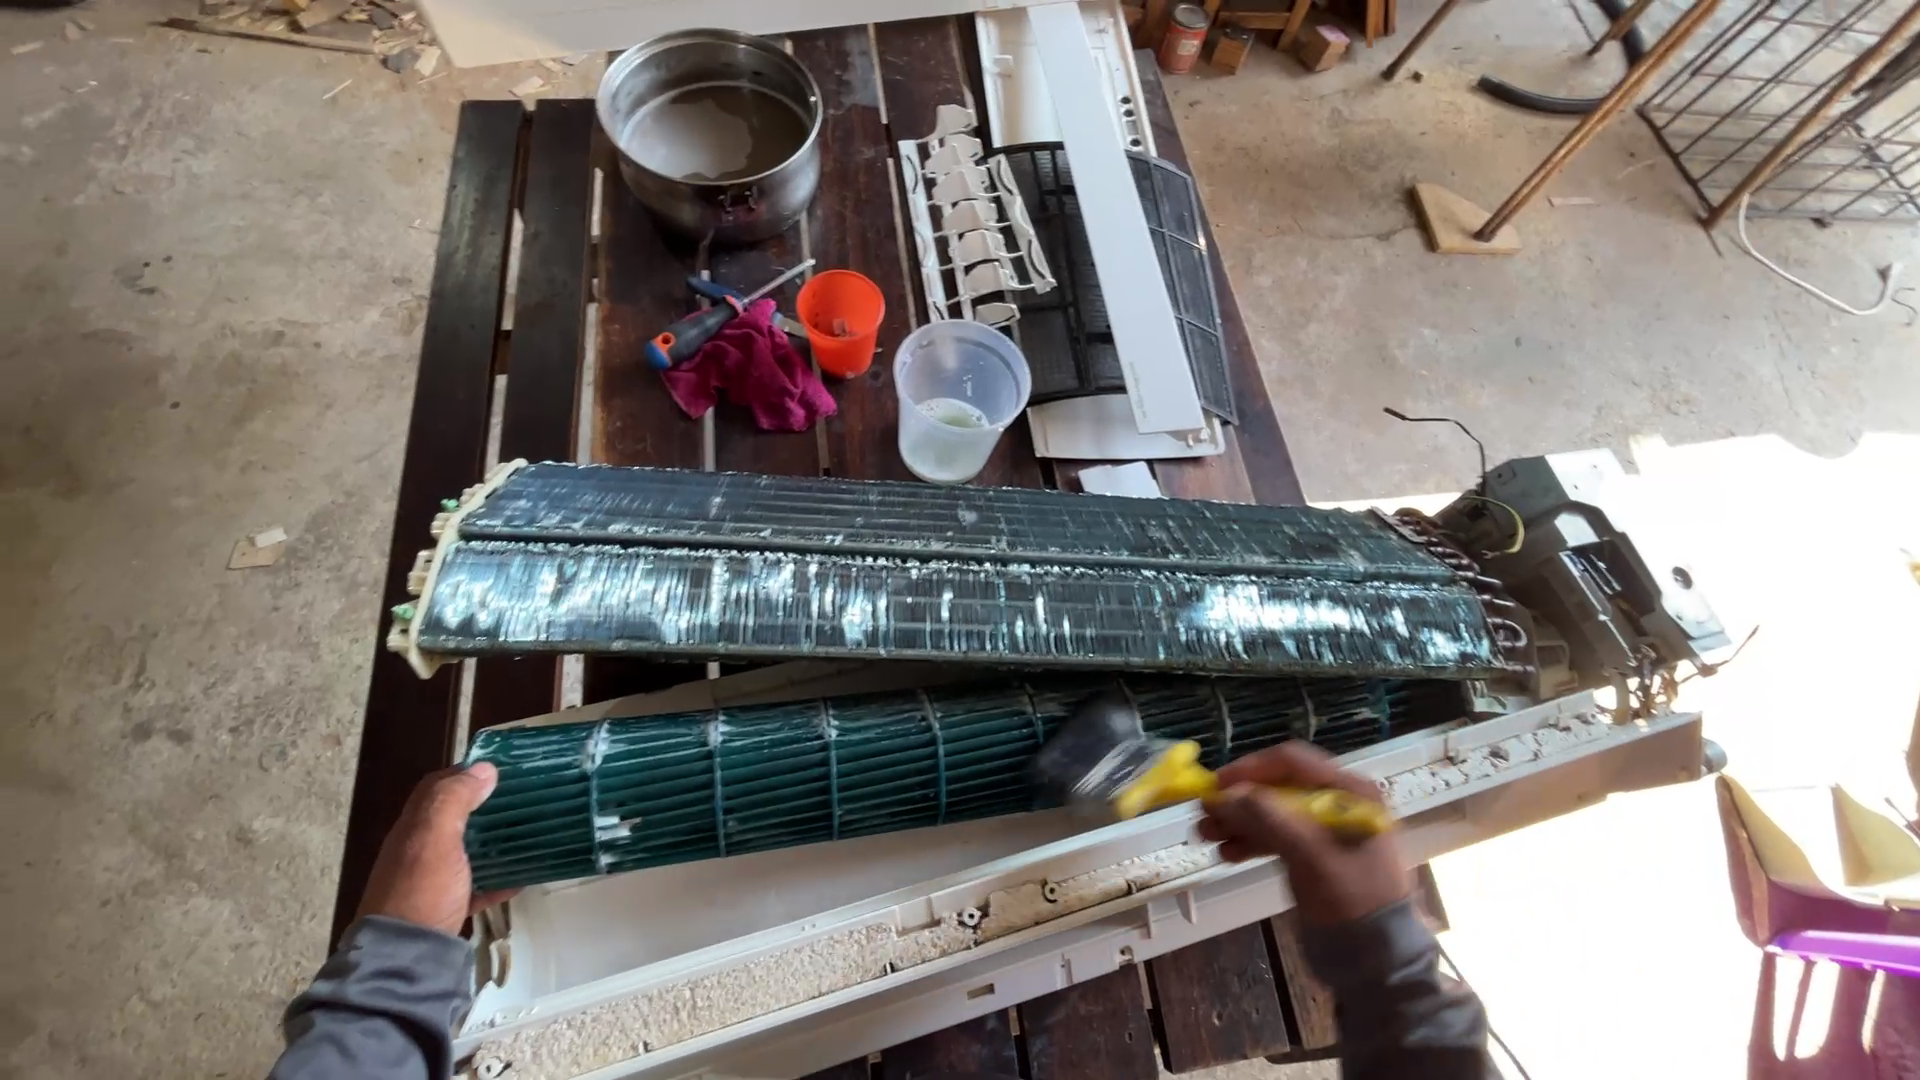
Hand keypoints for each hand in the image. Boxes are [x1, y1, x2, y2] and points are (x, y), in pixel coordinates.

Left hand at [358, 763, 517, 935]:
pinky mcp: (450, 904)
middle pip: (456, 816)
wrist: (405, 963)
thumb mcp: (434, 840)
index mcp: (413, 830)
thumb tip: (485, 769)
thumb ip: (454, 801)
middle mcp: (420, 851)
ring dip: (497, 837)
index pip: (437, 787)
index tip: (504, 769)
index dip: (467, 773)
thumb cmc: (421, 893)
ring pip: (470, 847)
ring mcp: (434, 879)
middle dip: (488, 803)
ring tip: (530, 829)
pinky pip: (480, 880)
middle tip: (525, 796)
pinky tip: (523, 873)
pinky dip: (501, 873)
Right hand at [1197, 741, 1409, 924]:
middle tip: (1204, 815)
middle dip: (1237, 800)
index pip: (1290, 761)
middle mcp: (1337, 801)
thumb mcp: (1308, 854)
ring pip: (1270, 811)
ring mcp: (1324, 828)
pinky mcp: (1313, 852)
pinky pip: (1275, 835)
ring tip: (1205, 836)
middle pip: (1275, 787)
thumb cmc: (1350, 898)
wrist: (1378, 959)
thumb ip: (1265, 817)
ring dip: (1237, 821)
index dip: (1249, 769)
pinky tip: (1227, 853)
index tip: (1215, 785)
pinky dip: (1250, 840)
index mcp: (1349, 790)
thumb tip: (1222, 794)